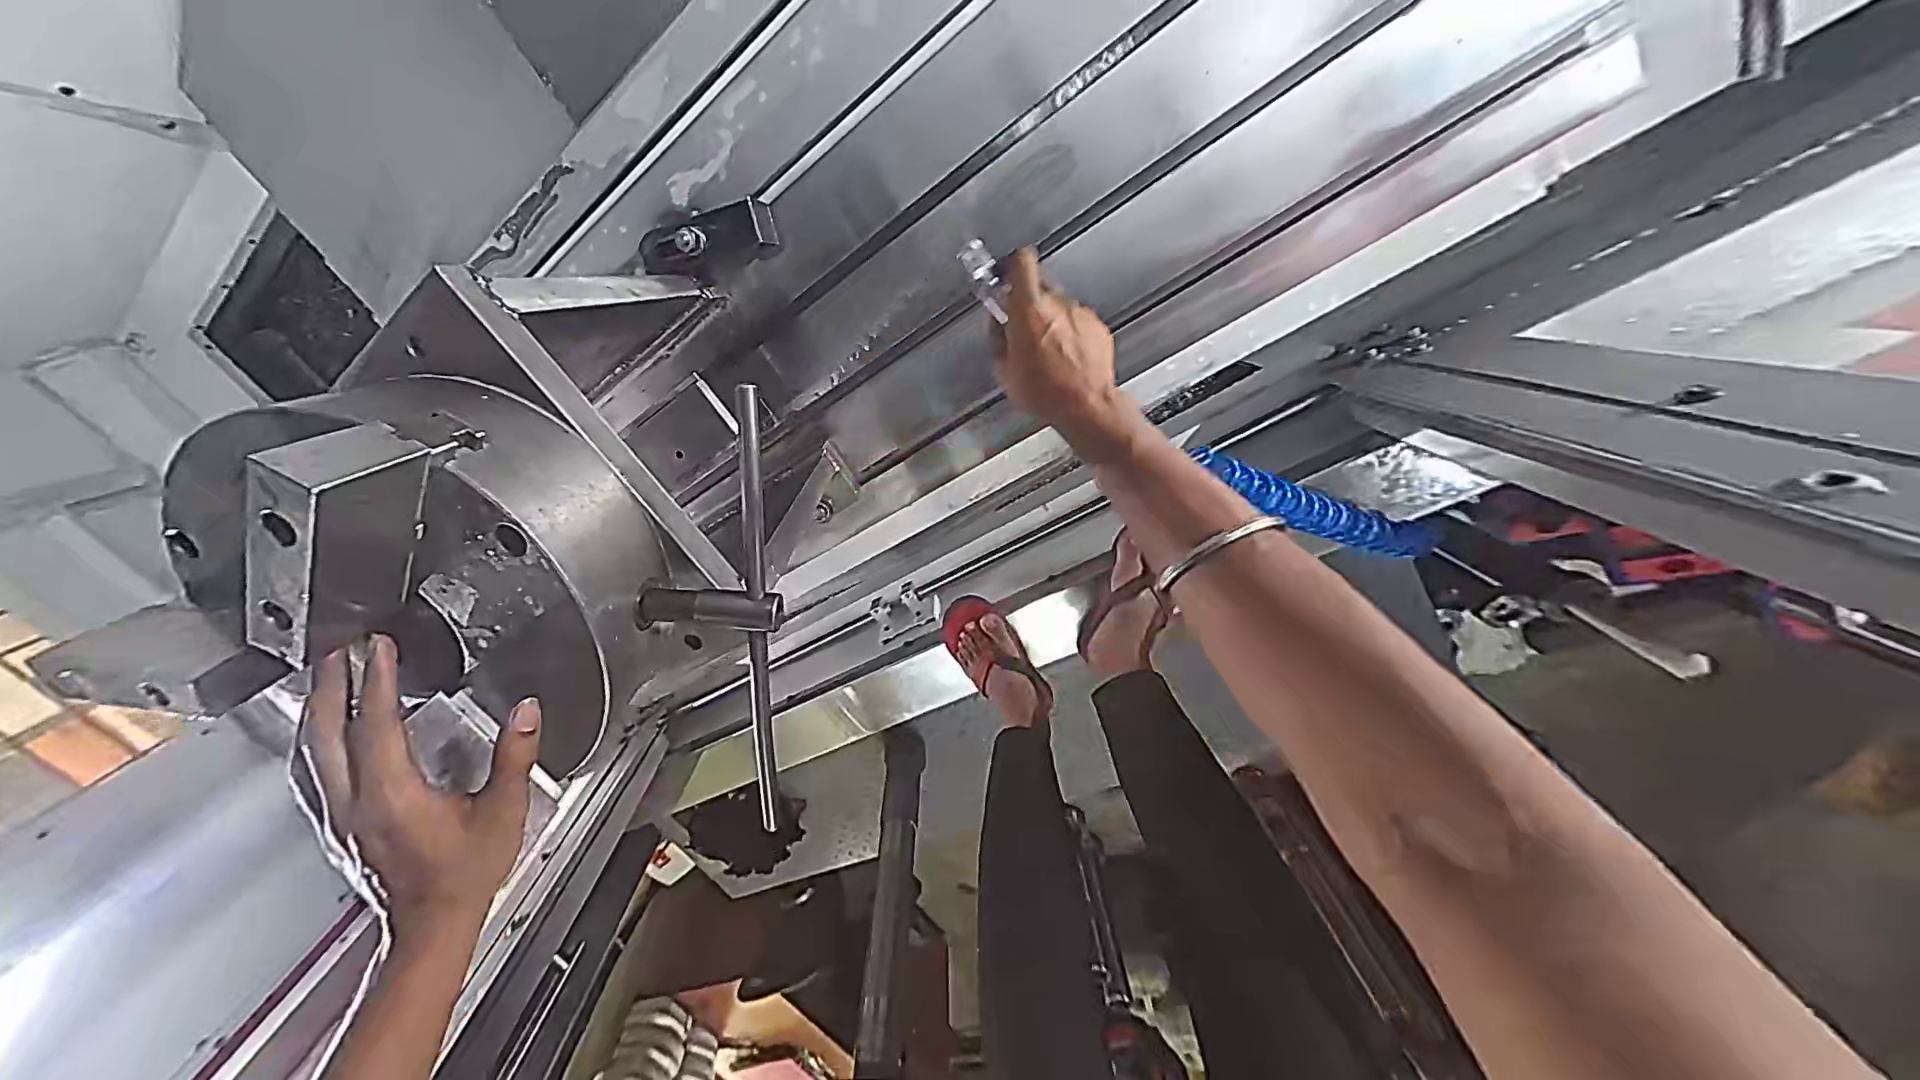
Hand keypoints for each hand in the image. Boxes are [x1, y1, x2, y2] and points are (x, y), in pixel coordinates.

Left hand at [306, 635, 541, 936]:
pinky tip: (326, 736)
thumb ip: (515, 755)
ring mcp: (339, 818)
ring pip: (311, 755)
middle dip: (330, 687)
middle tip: (339, 652)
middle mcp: (354, 804)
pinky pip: (315, 774)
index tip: (377, 648)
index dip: (376, 681)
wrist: (433, 924)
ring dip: (318, 712)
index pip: (375, 724)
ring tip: (328, 681)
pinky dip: (317, 741)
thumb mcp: (504, 809)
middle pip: (324, 735)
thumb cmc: (466, 872)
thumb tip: (526, 711)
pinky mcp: (340, 828)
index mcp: (392, 795)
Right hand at [992, 248, 1142, 461]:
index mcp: (1028, 310)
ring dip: (1053, 322)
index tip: (1007, 275)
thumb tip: (997, 329)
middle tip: (1023, 327)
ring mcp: (1080, 315)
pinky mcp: (1098, 329)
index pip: (1021, 263)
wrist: (1086, 406)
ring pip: (1062, 308)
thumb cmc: (1047, 392)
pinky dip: (1073, 336)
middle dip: (1031, 304)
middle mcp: (1057, 305)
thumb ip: (998, 340)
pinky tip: (1066, 359)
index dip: (1013, 267)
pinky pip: (1080, 324)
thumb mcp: (1005, 371)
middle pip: (1041, 287)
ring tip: (1047, 352)